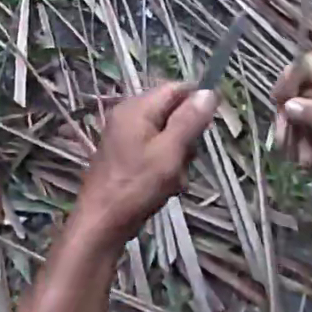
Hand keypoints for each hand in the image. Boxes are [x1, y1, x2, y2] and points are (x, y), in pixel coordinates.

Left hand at [73, 83, 217, 248]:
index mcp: (136, 107)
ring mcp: (125, 136)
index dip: (197, 102)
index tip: (209, 125)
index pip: (176, 88)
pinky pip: (155, 151)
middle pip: (172, 112)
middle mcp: (128, 115)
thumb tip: (208, 91)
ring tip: (173, 178)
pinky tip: (164, 186)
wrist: (102, 223)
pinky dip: (165, 166)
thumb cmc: (136, 186)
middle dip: (186, 136)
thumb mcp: (170, 151)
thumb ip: (190, 120)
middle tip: (185, 160)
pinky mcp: (125, 155)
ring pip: (167, 135)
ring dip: (178, 156)